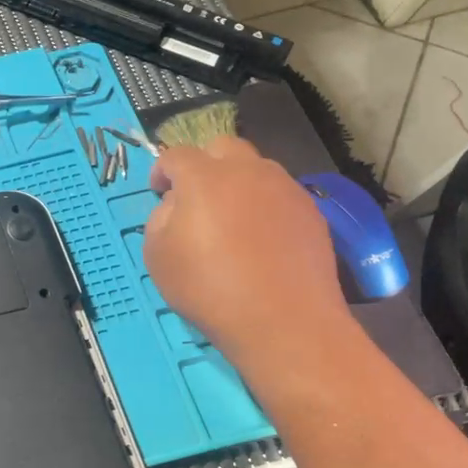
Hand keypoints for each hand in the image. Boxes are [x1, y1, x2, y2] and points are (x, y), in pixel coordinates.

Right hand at [143, 137, 351, 366]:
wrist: (282, 319)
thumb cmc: (207, 287)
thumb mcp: (157, 255)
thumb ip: (161, 217)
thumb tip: (177, 204)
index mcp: (204, 178)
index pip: (176, 155)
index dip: (162, 170)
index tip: (157, 191)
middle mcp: (247, 171)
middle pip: (222, 147)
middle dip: (204, 164)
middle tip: (195, 198)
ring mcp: (285, 189)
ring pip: (256, 169)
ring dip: (237, 183)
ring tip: (230, 221)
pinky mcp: (310, 211)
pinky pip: (279, 195)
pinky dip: (263, 207)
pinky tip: (259, 241)